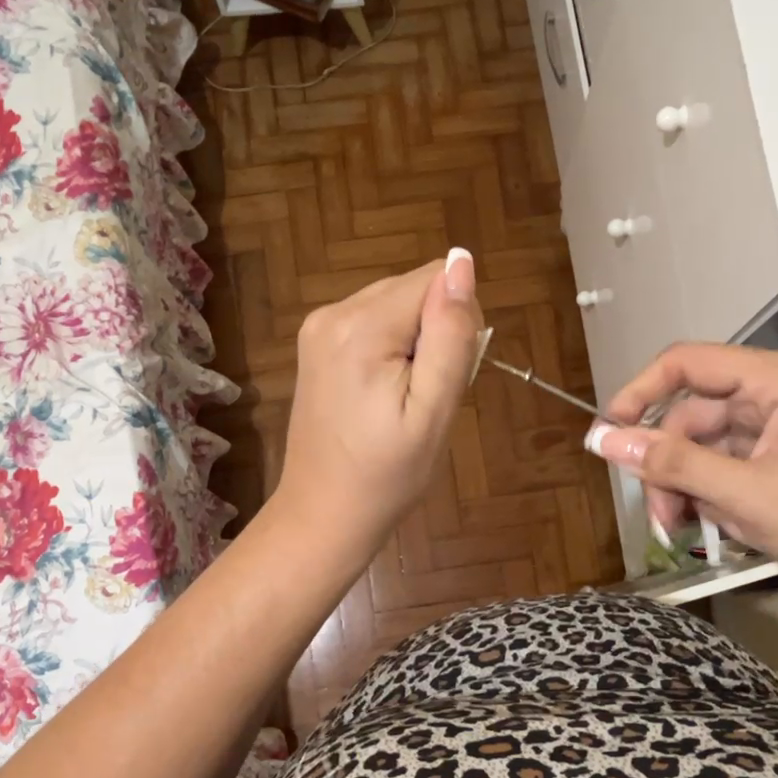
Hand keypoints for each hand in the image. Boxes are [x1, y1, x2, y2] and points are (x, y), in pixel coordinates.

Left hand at [273, 251, 482, 544]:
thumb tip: (461, 262)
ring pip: (395, 305)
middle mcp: (333, 312)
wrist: (324, 515)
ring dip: (414, 342)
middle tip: (426, 397)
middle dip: (435, 333)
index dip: (458, 322)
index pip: (435, 279)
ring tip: (405, 400)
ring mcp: (318, 327)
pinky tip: (385, 395)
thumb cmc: (387, 476)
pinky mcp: (316, 344)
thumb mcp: (434, 411)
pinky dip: (391, 349)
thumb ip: (451, 335)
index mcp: (361, 327)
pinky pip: (373, 322)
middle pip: (413, 288)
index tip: (448, 376)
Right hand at [587, 345, 777, 593]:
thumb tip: (602, 439)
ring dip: (688, 487)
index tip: (607, 439)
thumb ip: (673, 464)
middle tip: (661, 521)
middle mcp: (777, 393)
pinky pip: (730, 466)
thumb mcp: (749, 497)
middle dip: (668, 466)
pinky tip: (719, 528)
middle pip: (693, 416)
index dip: (639, 395)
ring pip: (707, 447)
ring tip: (689, 532)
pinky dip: (714, 495)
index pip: (686, 364)